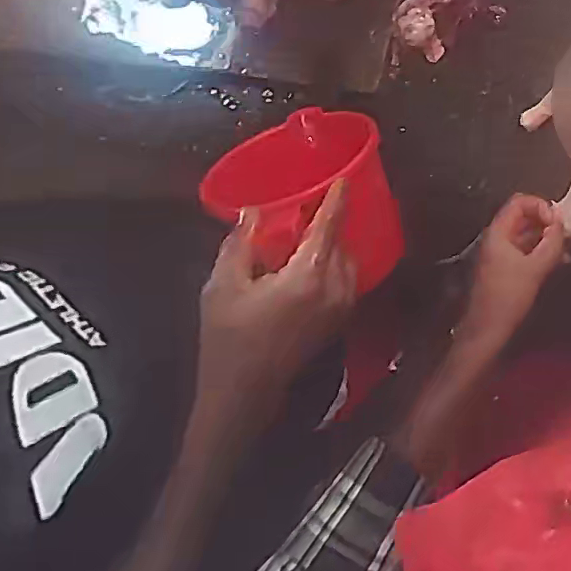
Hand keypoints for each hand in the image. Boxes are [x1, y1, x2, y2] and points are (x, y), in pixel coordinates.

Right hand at [197, 181, 357, 399]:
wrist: (245, 392)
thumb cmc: (229, 338)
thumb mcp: (223, 285)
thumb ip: (241, 243)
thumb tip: (254, 211)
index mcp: (310, 276)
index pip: (330, 227)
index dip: (336, 200)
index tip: (343, 179)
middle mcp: (336, 287)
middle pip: (340, 241)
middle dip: (328, 221)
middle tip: (309, 205)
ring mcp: (343, 305)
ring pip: (346, 259)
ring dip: (332, 243)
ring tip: (306, 231)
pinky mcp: (341, 318)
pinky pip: (346, 277)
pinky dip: (334, 261)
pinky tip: (311, 259)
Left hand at [462, 194, 566, 341]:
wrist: (487, 329)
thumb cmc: (509, 296)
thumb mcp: (536, 267)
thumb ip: (552, 242)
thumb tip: (561, 221)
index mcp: (499, 232)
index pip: (520, 202)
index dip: (542, 206)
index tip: (558, 223)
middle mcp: (498, 237)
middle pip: (525, 216)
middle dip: (548, 222)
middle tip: (567, 235)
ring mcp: (501, 252)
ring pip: (527, 234)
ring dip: (547, 238)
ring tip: (566, 250)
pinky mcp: (506, 267)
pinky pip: (526, 249)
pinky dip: (541, 251)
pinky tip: (558, 262)